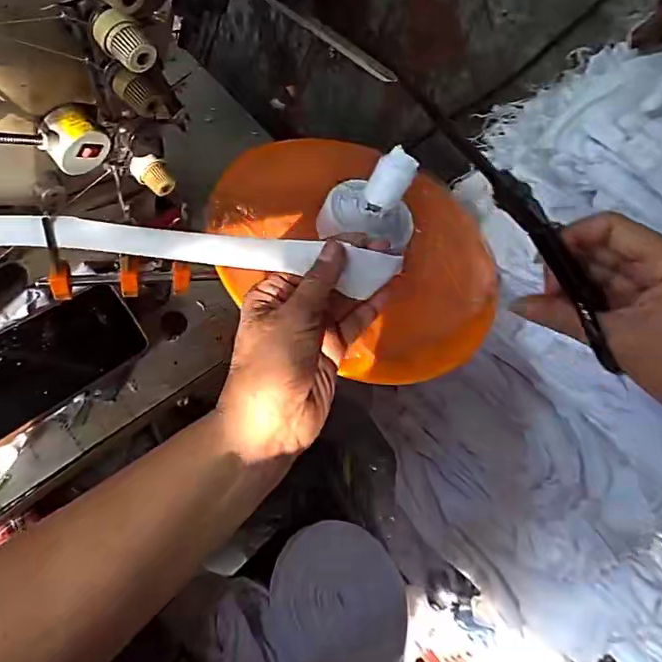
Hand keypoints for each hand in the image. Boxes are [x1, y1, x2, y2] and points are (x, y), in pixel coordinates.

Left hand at [217, 238, 391, 460]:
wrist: (271, 424)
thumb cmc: (269, 365)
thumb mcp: (291, 317)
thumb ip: (317, 282)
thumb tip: (334, 248)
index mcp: (271, 294)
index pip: (303, 262)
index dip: (330, 248)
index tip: (359, 236)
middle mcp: (292, 307)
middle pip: (326, 277)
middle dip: (353, 261)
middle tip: (383, 245)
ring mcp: (313, 328)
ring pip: (343, 297)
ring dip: (365, 280)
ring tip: (391, 260)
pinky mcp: (331, 347)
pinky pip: (352, 321)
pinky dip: (369, 306)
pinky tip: (387, 288)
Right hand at [512, 212, 661, 419]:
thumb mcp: (614, 338)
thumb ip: (562, 316)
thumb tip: (515, 304)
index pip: (612, 227)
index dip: (573, 237)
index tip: (545, 264)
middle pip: (606, 244)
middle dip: (570, 262)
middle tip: (545, 290)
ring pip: (605, 264)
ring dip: (575, 279)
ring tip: (552, 302)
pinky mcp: (654, 296)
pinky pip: (612, 284)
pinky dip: (588, 292)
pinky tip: (567, 306)